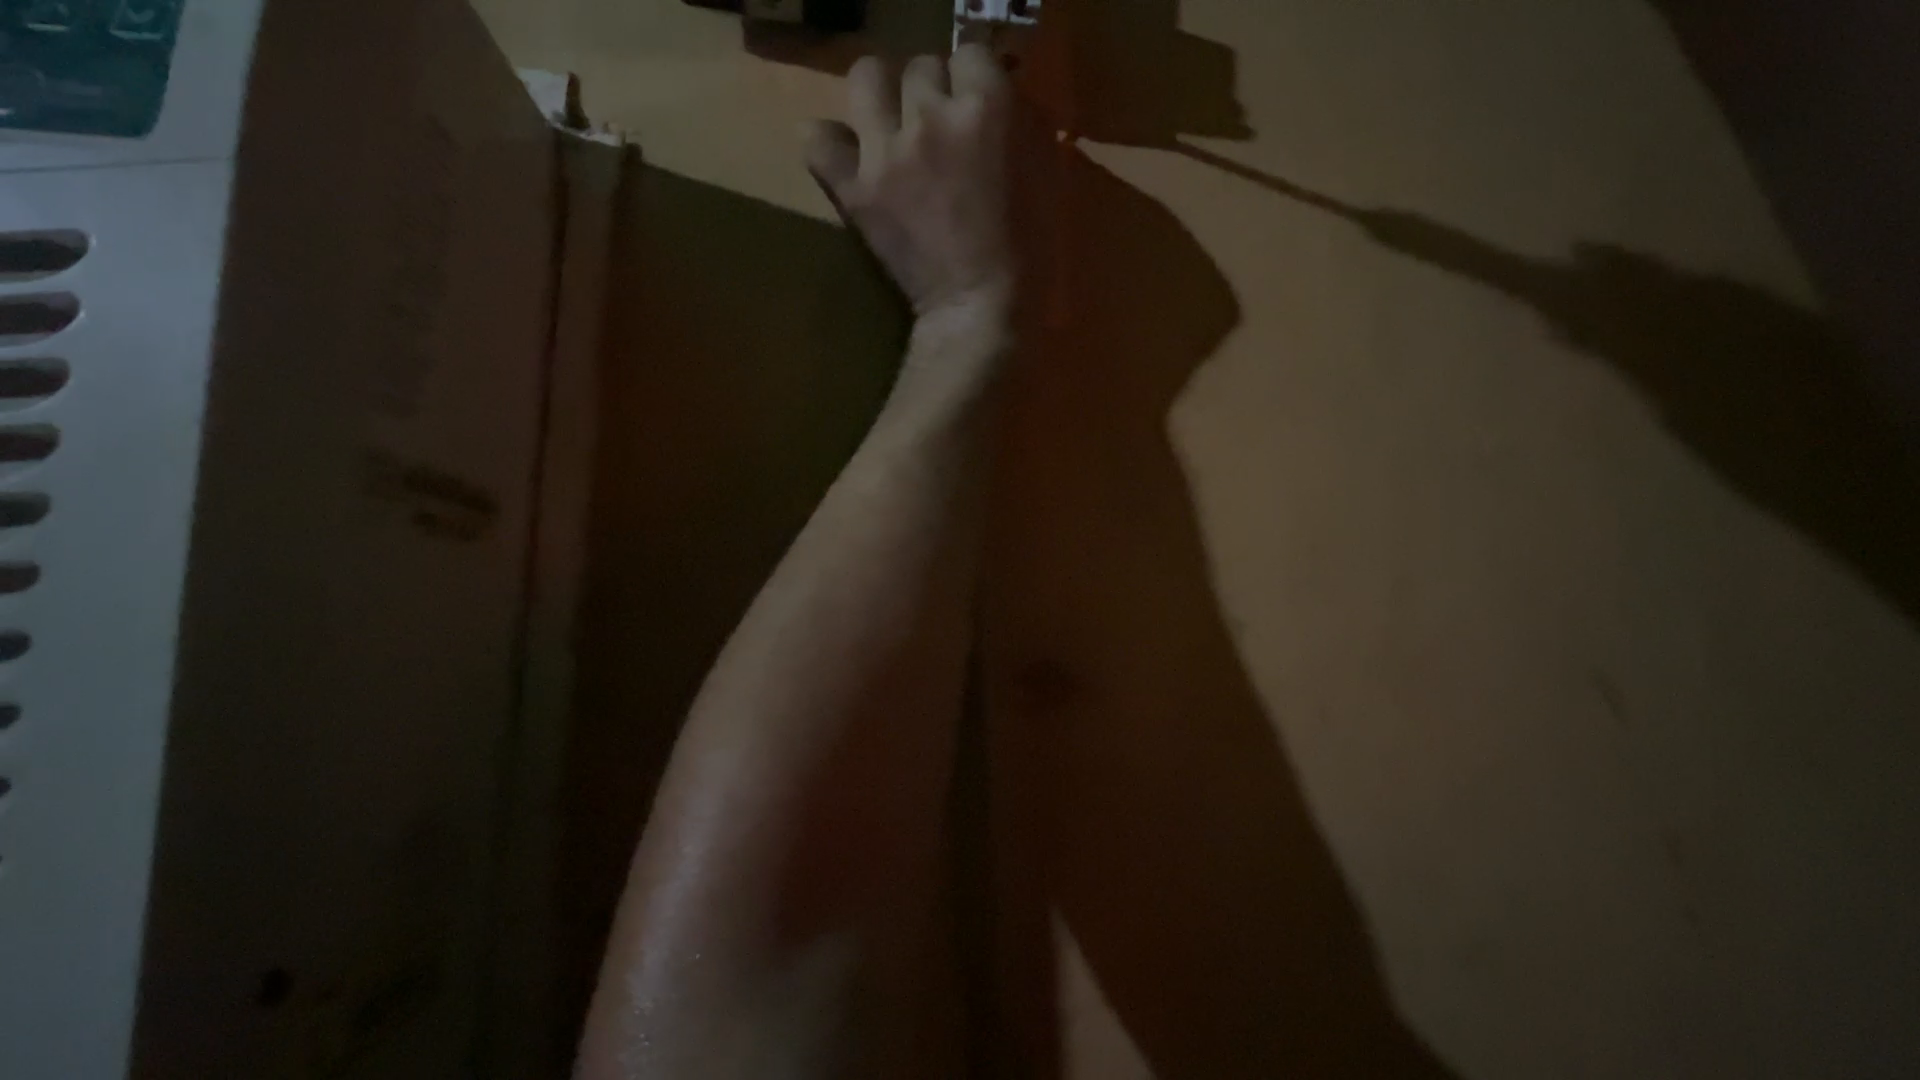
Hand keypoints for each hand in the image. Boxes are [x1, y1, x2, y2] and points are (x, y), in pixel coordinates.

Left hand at [806, 47, 1015, 321]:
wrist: (975, 308)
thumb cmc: (1026, 250)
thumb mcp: (1042, 173)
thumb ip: (1017, 123)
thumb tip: (995, 92)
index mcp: (985, 110)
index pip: (972, 53)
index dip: (976, 79)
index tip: (978, 105)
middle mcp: (929, 119)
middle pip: (920, 66)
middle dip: (933, 92)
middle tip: (940, 128)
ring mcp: (884, 153)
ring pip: (866, 77)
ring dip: (882, 95)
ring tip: (894, 125)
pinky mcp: (853, 190)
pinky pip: (818, 140)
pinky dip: (830, 143)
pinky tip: (852, 156)